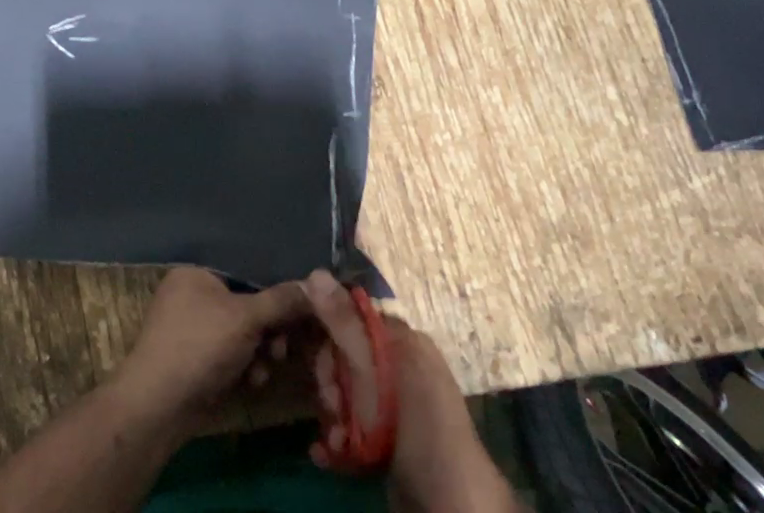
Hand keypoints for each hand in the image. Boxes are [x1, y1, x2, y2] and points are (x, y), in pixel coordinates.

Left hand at [114, 268, 312, 423]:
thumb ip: (282, 300)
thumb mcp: (246, 317)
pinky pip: (233, 355)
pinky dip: (245, 367)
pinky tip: (250, 382)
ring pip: (245, 335)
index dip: (277, 294)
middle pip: (249, 307)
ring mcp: (193, 329)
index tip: (303, 314)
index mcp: (196, 274)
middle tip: (281, 350)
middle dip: (270, 332)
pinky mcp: (197, 359)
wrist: (160, 403)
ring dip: (261, 353)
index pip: (248, 273)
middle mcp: (192, 296)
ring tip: (262, 370)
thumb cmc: (201, 346)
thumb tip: (315, 284)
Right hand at [301, 271, 514, 510]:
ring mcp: (399, 409)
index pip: (353, 321)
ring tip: (337, 441)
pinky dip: (340, 441)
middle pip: (346, 362)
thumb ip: (342, 323)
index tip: (319, 362)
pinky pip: (356, 429)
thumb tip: (315, 273)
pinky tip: (330, 455)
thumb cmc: (410, 423)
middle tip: (332, 407)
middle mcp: (402, 370)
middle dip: (330, 387)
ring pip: (348, 399)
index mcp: (404, 344)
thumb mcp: (370, 367)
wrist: (447, 501)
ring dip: (332, 419)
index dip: (330, 340)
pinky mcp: (393, 442)